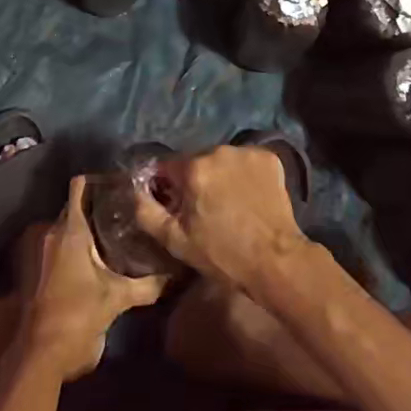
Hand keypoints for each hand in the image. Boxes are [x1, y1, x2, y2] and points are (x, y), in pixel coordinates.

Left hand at [18, 176, 167, 380]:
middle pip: (78, 204)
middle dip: (102, 203)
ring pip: (71, 226)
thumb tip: (177, 275)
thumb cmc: (78, 315)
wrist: (41, 356)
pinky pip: (64, 244)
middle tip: (132, 207)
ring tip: (123, 228)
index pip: (81, 185)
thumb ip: (149, 284)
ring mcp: (45, 252)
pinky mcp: (43, 270)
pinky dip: (82, 244)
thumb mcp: (118, 298)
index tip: (125, 182)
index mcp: (71, 230)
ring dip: (92, 225)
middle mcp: (54, 233)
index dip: (102, 178)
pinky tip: (105, 255)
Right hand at [132, 145, 311, 293]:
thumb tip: (135, 190)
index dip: (168, 185)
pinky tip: (250, 196)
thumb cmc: (222, 254)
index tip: (175, 204)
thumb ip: (147, 212)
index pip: (169, 166)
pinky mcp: (270, 158)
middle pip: (198, 161)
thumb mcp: (175, 240)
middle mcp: (220, 150)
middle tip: (204, 208)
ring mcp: (248, 152)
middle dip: (196, 179)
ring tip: (230, 203)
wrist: (274, 259)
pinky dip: (246, 174)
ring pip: (224, 160)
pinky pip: (248, 162)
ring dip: (222, 175)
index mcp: (194, 167)